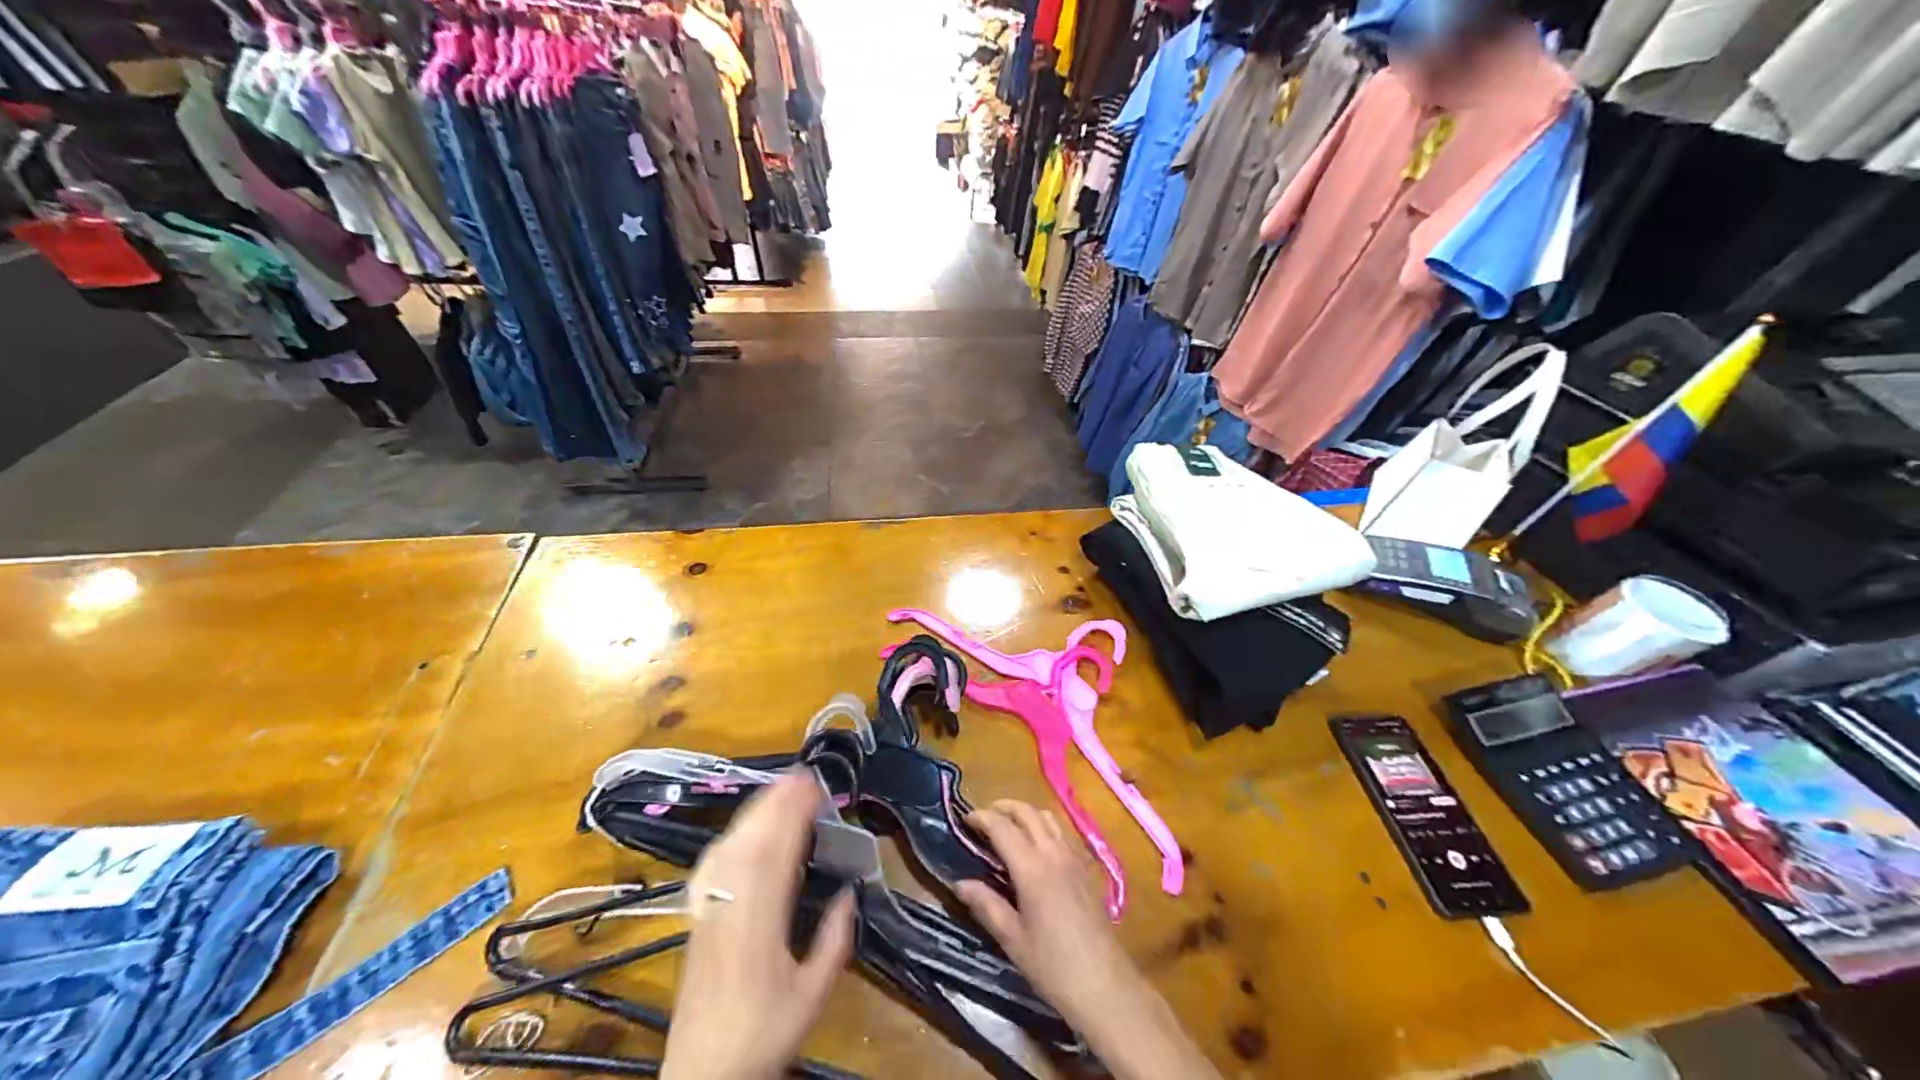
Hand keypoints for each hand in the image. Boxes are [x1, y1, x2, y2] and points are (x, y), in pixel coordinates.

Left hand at [660, 773, 856, 1079]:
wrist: (702, 1074)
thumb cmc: (764, 1034)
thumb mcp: (814, 994)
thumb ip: (835, 940)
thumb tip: (849, 892)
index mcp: (760, 922)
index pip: (777, 852)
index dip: (794, 814)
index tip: (813, 788)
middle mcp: (729, 906)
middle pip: (750, 840)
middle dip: (775, 802)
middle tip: (801, 776)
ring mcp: (707, 910)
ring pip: (728, 847)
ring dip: (754, 813)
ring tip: (778, 790)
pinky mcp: (695, 918)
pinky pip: (712, 865)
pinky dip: (731, 837)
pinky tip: (743, 829)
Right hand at [957, 800, 1221, 1079]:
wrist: (1105, 986)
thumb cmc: (1053, 966)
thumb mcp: (1012, 939)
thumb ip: (986, 905)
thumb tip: (960, 883)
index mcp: (1032, 868)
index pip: (1002, 827)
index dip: (981, 817)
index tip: (964, 820)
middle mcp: (1055, 854)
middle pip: (1028, 812)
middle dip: (1003, 807)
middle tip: (983, 819)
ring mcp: (1075, 859)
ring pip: (1048, 817)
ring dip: (1025, 814)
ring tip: (1008, 828)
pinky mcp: (1087, 870)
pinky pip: (1063, 834)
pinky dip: (1044, 827)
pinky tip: (1036, 849)